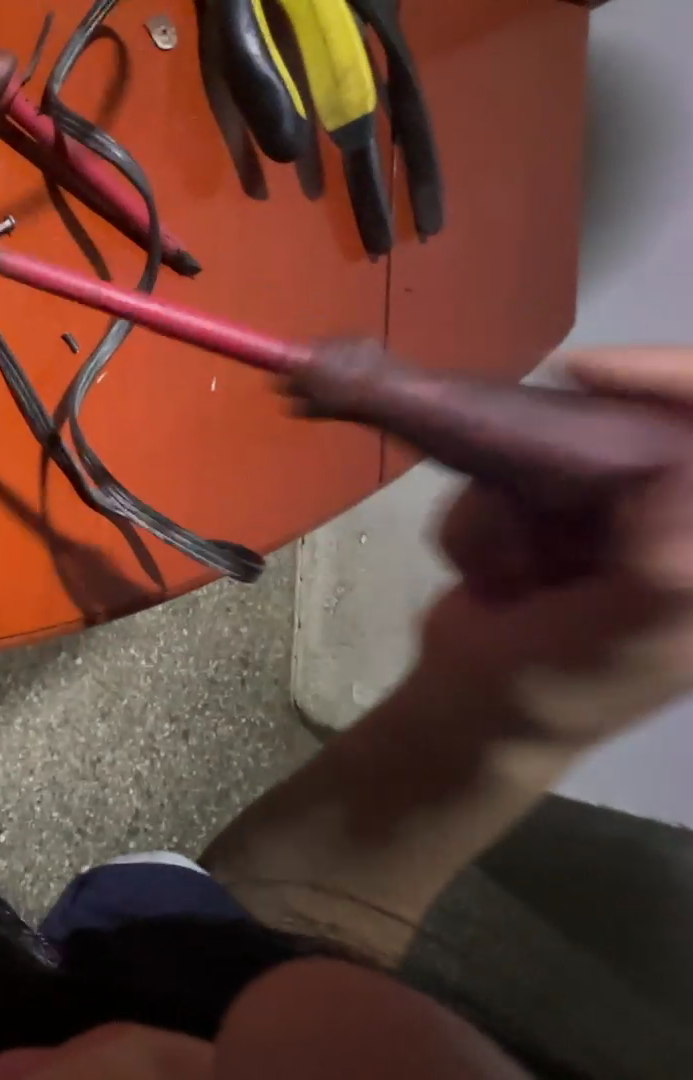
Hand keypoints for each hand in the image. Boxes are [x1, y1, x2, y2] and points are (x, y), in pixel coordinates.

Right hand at [421, 349, 692, 746]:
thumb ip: (671, 561)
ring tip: (503, 575)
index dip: (670, 383)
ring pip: (536, 461)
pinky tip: (486, 576)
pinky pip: (490, 489)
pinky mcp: (542, 522)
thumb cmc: (558, 682)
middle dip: (543, 467)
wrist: (469, 710)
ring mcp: (604, 516)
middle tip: (510, 504)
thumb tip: (674, 465)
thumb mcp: (631, 630)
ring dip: (497, 516)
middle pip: (619, 431)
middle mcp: (671, 515)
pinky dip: (471, 526)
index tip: (583, 373)